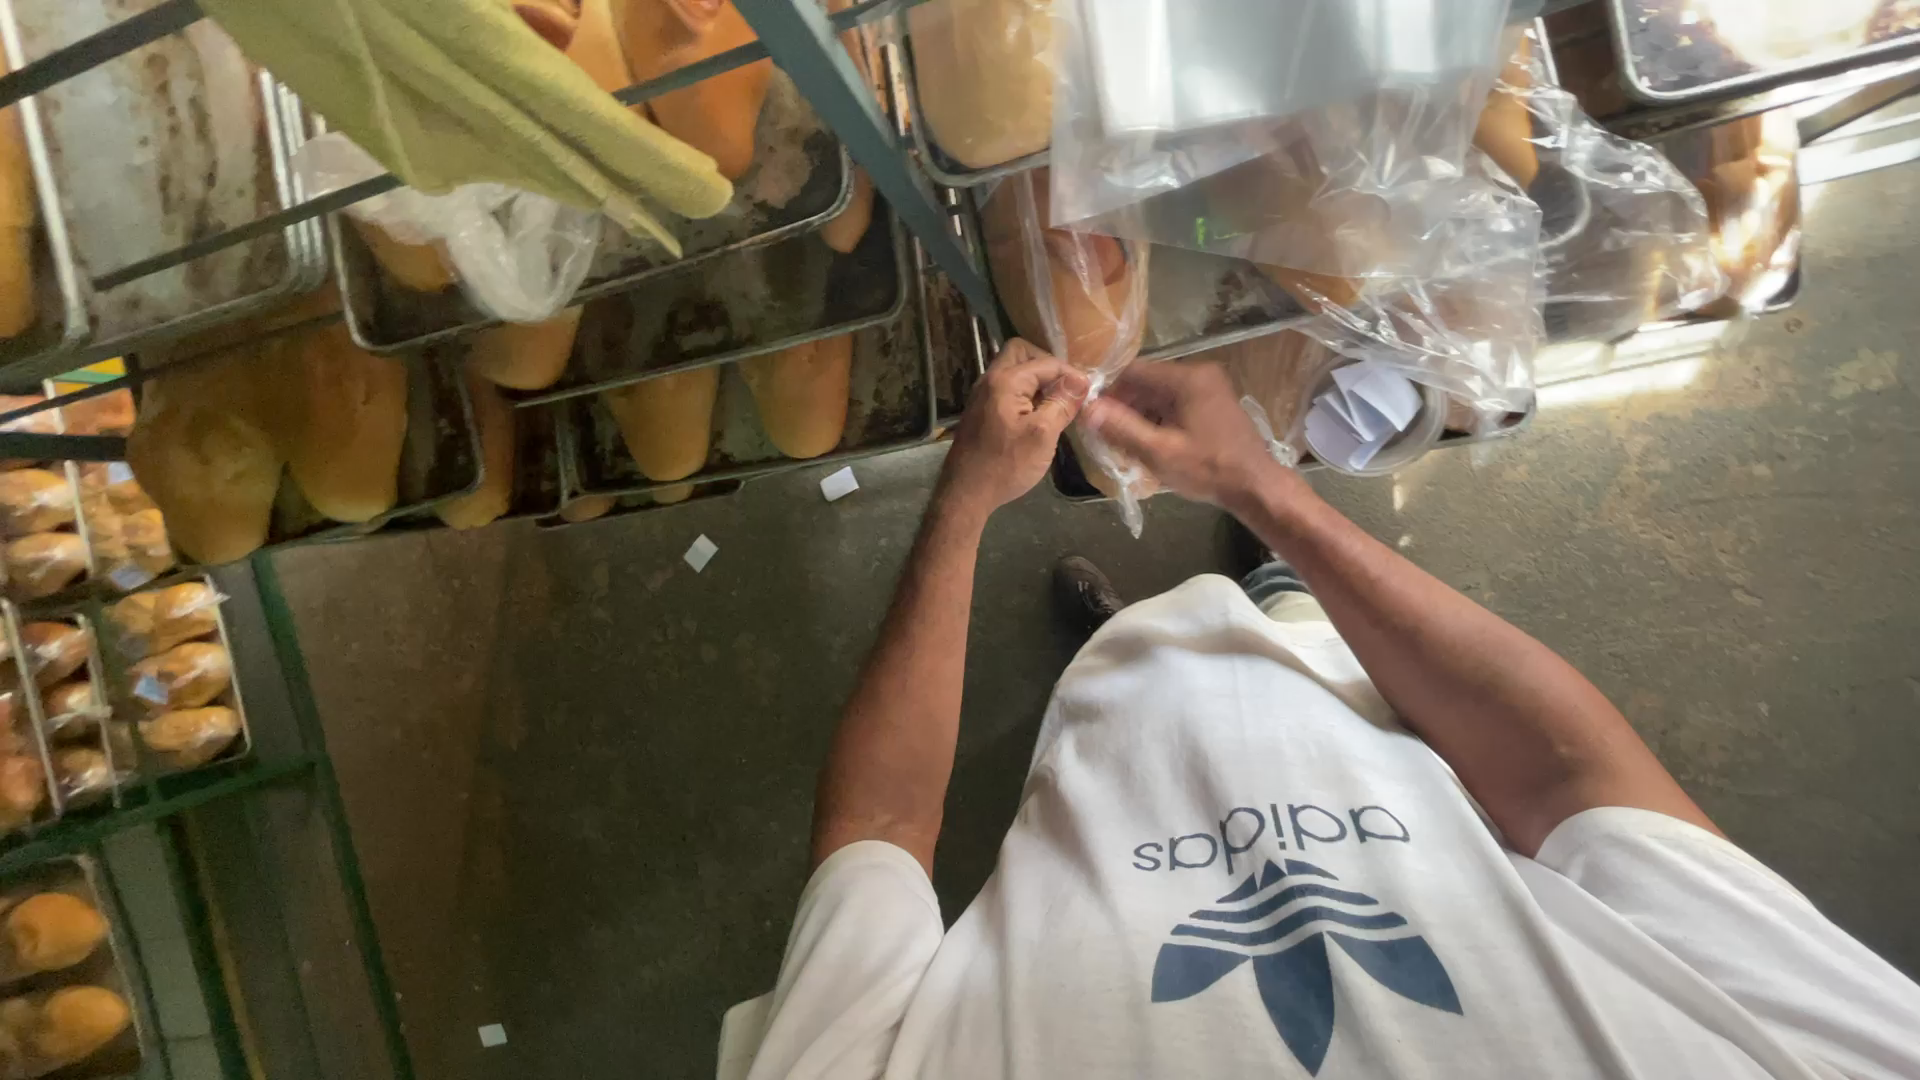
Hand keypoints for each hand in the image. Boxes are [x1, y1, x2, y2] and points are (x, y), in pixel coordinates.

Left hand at [939, 339, 1089, 518]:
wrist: (966, 494)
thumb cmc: (1005, 465)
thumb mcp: (1042, 435)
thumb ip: (1062, 403)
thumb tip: (1081, 381)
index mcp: (1005, 381)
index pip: (1046, 362)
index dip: (1070, 374)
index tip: (1087, 392)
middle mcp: (989, 380)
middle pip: (1021, 353)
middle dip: (1047, 366)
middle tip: (1066, 389)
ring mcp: (982, 396)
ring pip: (1013, 371)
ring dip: (1036, 381)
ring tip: (1056, 404)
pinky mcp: (980, 412)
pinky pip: (1006, 390)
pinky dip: (1024, 394)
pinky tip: (1037, 416)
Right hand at [1081, 362, 1293, 510]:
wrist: (1255, 486)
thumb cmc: (1208, 469)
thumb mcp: (1158, 452)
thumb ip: (1121, 428)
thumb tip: (1087, 410)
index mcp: (1187, 378)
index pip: (1133, 370)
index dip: (1108, 390)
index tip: (1090, 412)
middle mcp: (1199, 375)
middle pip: (1146, 382)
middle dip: (1123, 405)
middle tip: (1103, 433)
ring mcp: (1208, 389)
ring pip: (1159, 395)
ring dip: (1138, 415)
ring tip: (1121, 443)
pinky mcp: (1211, 405)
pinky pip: (1174, 405)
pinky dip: (1156, 420)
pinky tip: (1146, 443)